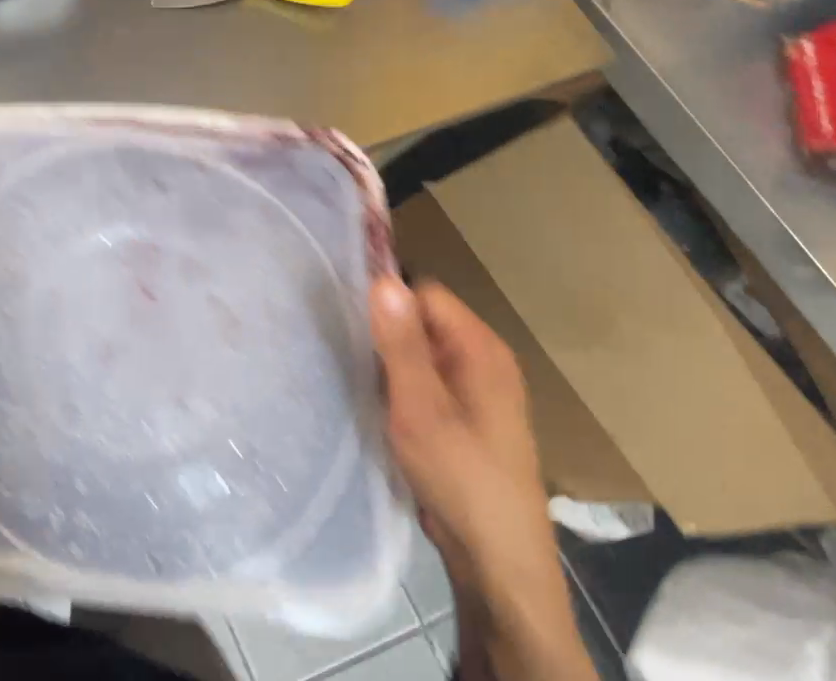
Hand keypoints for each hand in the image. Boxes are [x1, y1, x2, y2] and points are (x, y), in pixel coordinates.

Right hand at [371, 277, 595, 680]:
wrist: (494, 555)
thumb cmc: (459, 475)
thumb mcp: (420, 406)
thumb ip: (401, 343)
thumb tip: (382, 280)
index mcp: (481, 350)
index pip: (425, 294)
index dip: (386, 300)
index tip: (345, 318)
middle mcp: (481, 361)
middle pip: (421, 321)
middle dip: (382, 331)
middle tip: (340, 348)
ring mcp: (472, 391)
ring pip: (417, 353)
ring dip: (386, 361)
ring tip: (349, 374)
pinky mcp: (459, 417)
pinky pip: (420, 380)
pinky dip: (395, 385)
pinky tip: (370, 402)